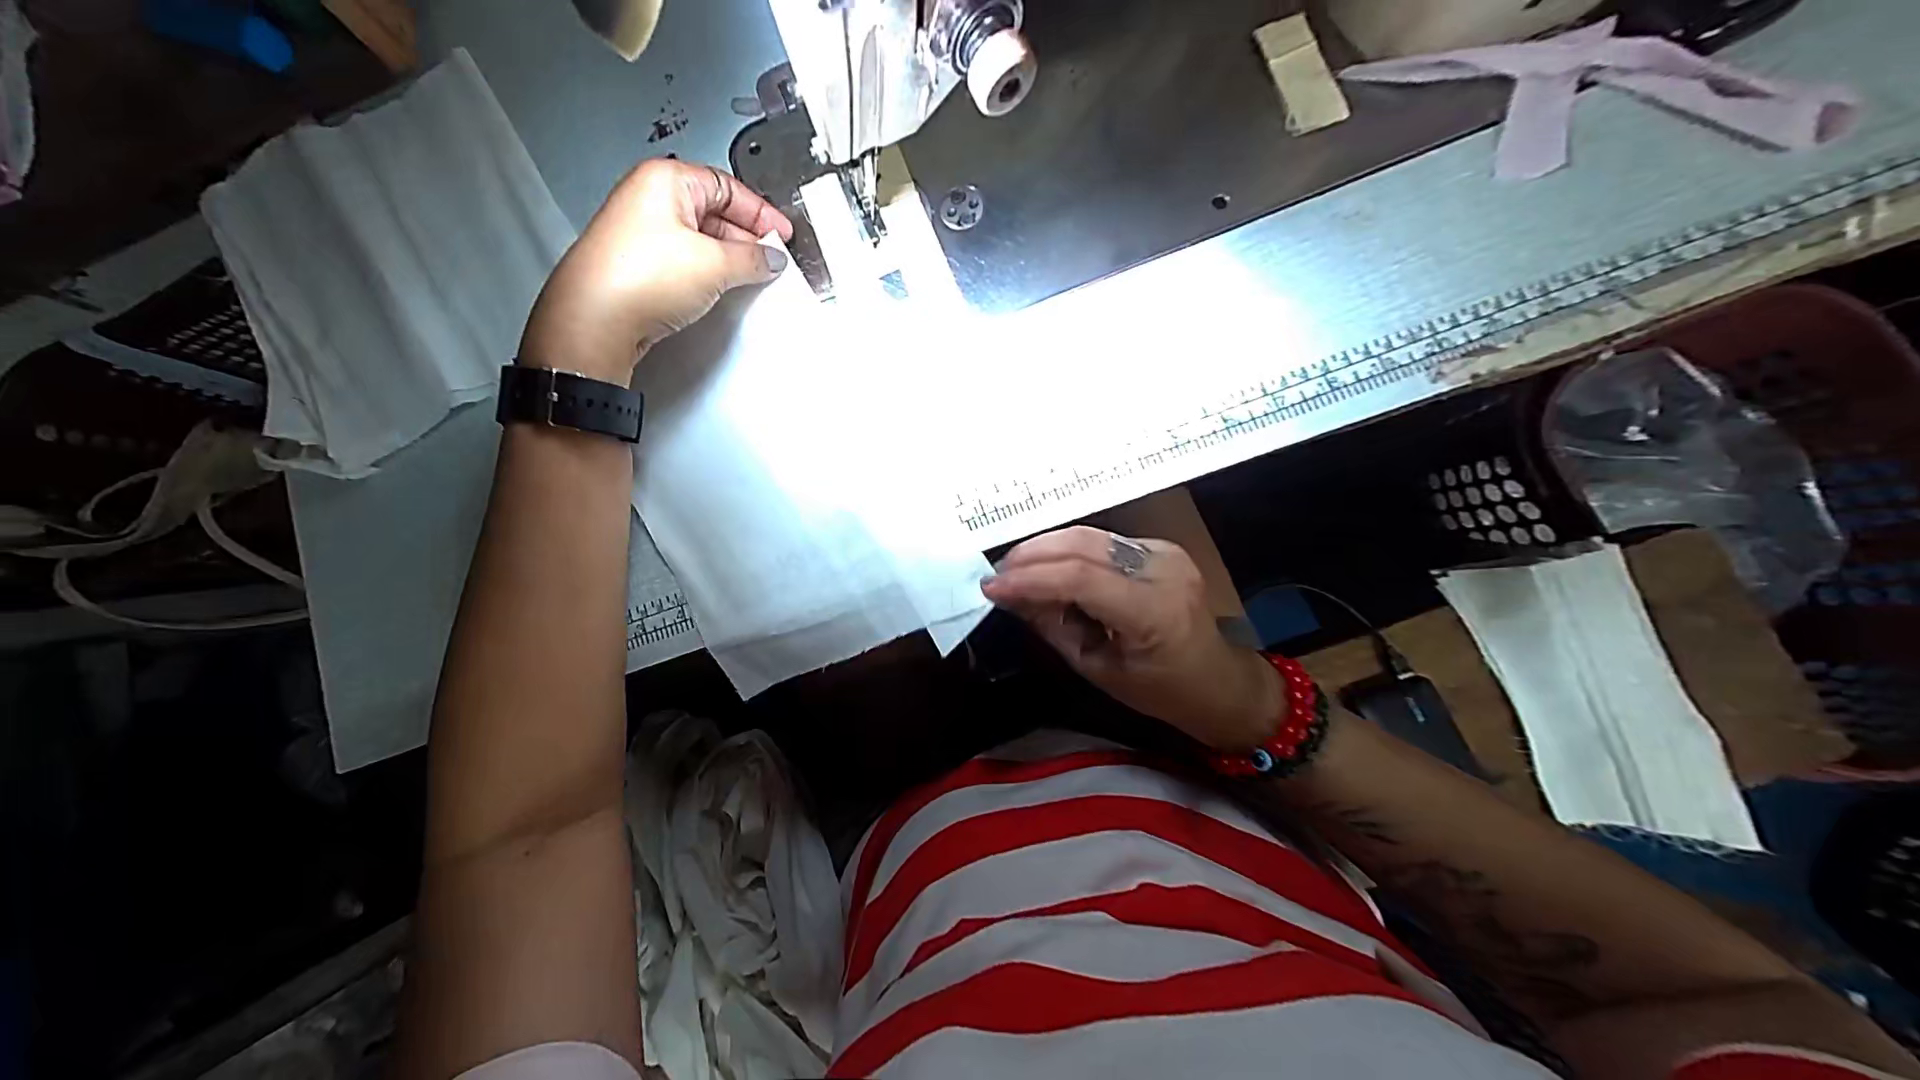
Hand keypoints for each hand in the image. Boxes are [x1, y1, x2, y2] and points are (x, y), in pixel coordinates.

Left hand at [519, 159, 794, 384]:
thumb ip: (752, 258)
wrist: (596, 320)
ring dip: (729, 258)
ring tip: (749, 278)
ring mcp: (643, 233)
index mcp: (665, 180)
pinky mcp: (642, 266)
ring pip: (702, 239)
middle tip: (770, 260)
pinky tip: (720, 290)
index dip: (760, 212)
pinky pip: (687, 262)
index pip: (728, 187)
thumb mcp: (715, 263)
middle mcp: (649, 200)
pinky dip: (709, 273)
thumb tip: (770, 256)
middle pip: (715, 212)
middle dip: (747, 238)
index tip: (781, 234)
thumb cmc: (635, 278)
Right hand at [981, 526, 1284, 750]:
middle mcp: (1163, 569)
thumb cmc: (1159, 690)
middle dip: (1032, 554)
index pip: (1080, 578)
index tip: (992, 586)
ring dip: (1047, 549)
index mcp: (1153, 610)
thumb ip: (1053, 626)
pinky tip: (1048, 568)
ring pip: (1090, 537)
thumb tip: (1011, 596)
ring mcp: (1165, 552)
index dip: (1030, 578)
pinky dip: (1070, 553)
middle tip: (997, 573)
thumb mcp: (1097, 668)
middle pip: (1084, 544)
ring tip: (1014, 569)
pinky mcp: (1161, 547)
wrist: (1218, 680)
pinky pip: (1104, 544)